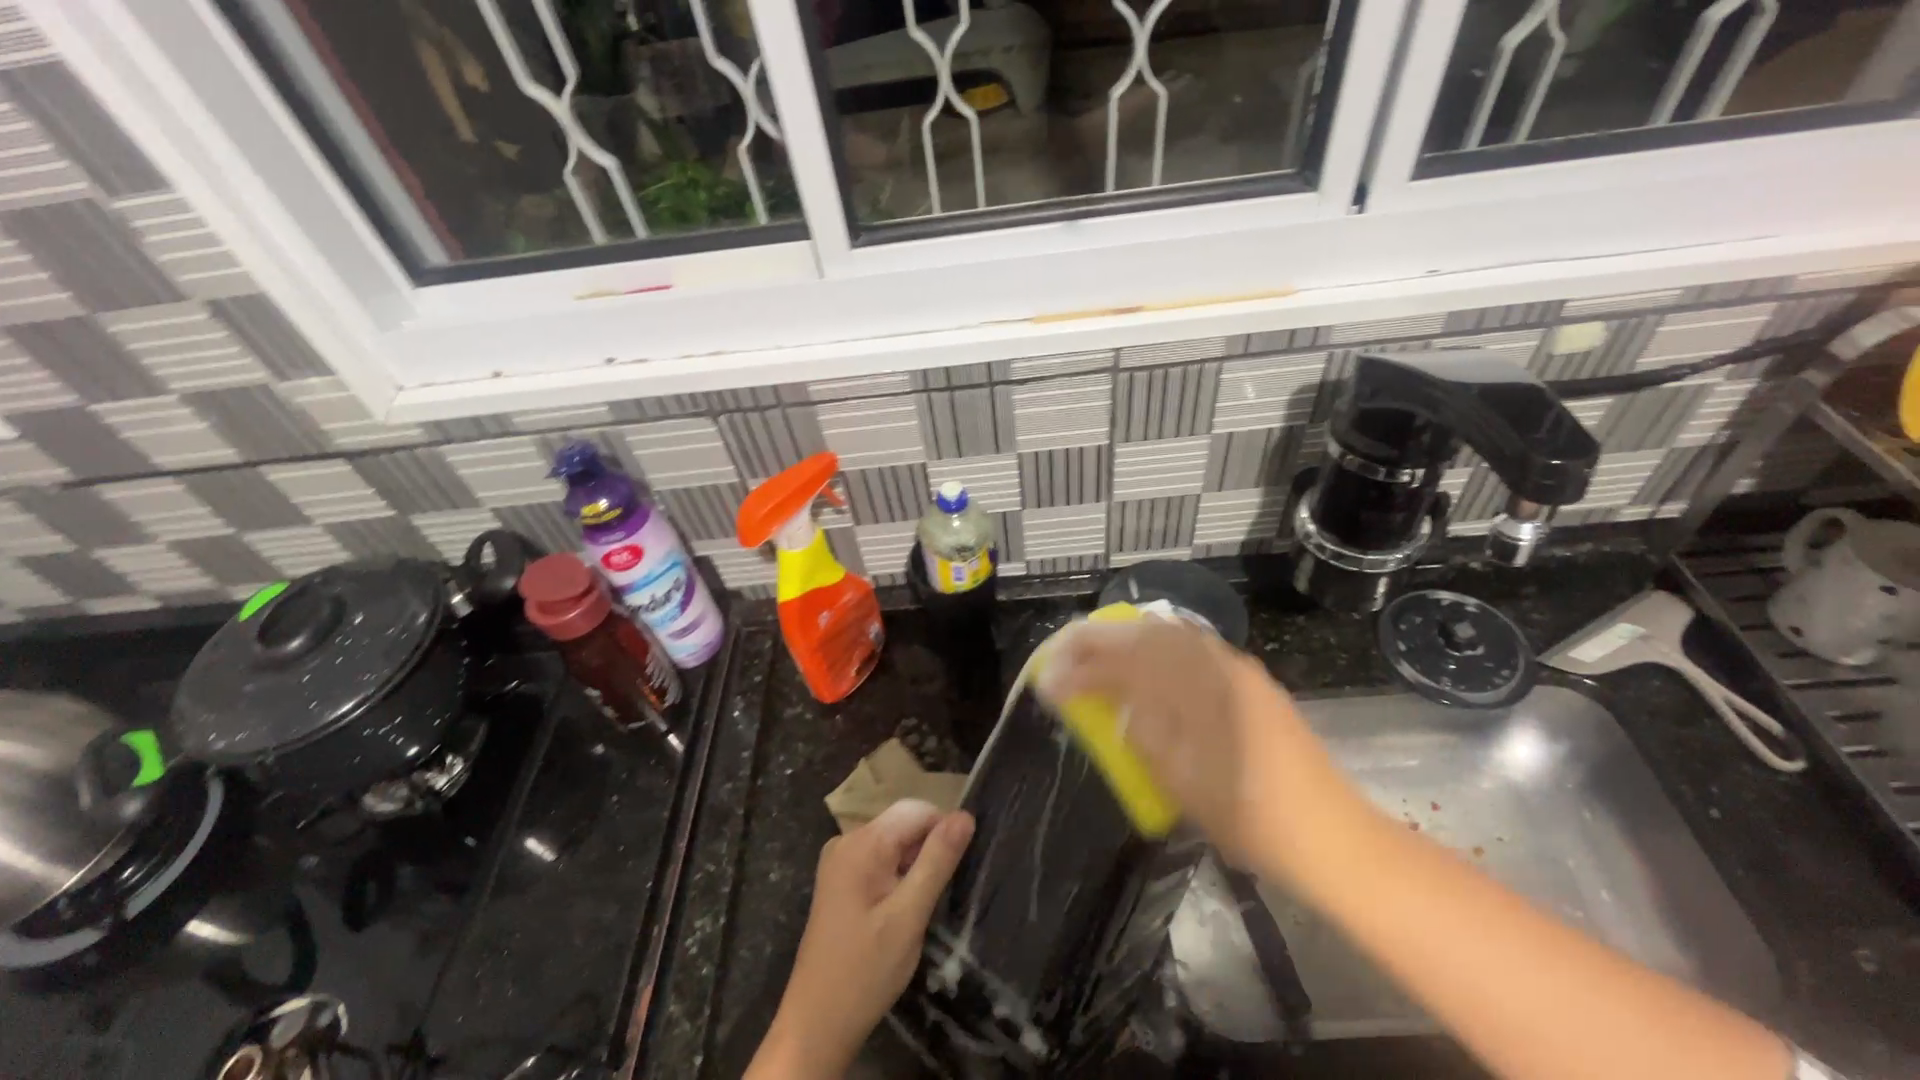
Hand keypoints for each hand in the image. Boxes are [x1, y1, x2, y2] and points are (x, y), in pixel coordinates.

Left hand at [749, 799, 974, 1078]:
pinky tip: (902, 912)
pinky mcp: (840, 881)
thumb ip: (937, 861)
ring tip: (922, 907)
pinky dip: (899, 878)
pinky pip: (880, 862)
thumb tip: (965, 816)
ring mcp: (840, 862)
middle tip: (939, 896)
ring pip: (894, 844)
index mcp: (862, 843)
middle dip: (929, 852)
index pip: (917, 810)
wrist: (818, 1019)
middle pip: (904, 824)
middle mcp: (846, 841)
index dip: (944, 832)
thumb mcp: (909, 915)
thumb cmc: (866, 969)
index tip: (958, 870)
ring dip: (915, 867)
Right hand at [1037, 617, 1357, 881]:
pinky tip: (1147, 661)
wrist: (1330, 835)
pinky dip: (1159, 646)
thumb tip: (1103, 703)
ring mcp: (1238, 671)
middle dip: (1098, 641)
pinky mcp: (1252, 683)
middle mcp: (1216, 667)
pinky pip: (1194, 647)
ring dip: (1128, 638)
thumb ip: (1138, 734)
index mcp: (1196, 691)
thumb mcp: (1180, 783)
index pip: (1123, 666)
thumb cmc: (1248, 818)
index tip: (1045, 680)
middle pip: (1145, 637)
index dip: (1079, 671)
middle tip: (1062, 652)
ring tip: (1095, 650)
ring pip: (1171, 635)